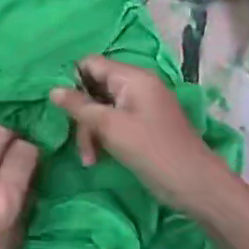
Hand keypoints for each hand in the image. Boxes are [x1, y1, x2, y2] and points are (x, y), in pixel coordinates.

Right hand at [49, 56, 234, 210]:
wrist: (195, 184)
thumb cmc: (152, 151)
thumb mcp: (111, 128)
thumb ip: (80, 107)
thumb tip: (52, 89)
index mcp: (133, 77)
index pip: (91, 63)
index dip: (72, 81)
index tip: (60, 107)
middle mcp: (138, 84)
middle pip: (95, 87)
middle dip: (82, 114)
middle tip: (80, 145)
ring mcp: (142, 104)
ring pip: (102, 107)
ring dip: (91, 131)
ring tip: (89, 159)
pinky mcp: (144, 124)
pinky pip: (115, 120)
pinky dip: (104, 136)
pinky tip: (99, 158)